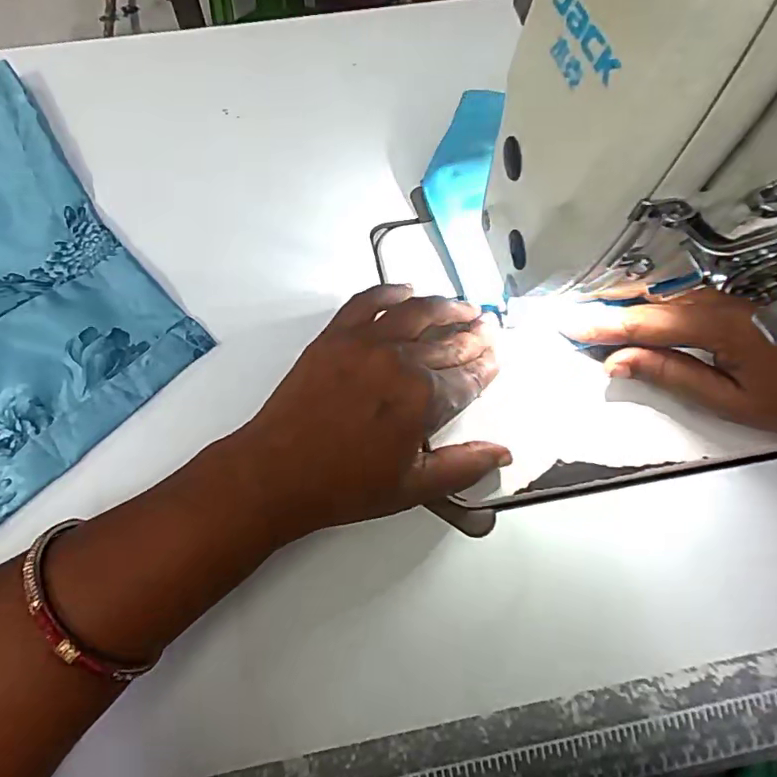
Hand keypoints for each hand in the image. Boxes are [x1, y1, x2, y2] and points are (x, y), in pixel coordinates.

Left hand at [226, 285, 509, 536]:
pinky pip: (368, 301)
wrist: (277, 473)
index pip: (468, 377)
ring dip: (445, 306)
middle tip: (487, 329)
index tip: (494, 359)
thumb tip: (500, 453)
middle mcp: (398, 362)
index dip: (486, 367)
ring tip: (463, 306)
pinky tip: (405, 290)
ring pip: (417, 312)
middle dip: (474, 335)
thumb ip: (463, 467)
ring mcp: (365, 343)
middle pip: (448, 342)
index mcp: (422, 400)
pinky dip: (389, 291)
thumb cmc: (340, 484)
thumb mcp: (413, 487)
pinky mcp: (335, 337)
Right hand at [558, 289, 776, 486]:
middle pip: (662, 300)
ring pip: (687, 292)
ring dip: (650, 303)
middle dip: (619, 309)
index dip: (603, 324)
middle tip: (583, 317)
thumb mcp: (733, 399)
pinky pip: (713, 290)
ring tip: (616, 314)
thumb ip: (672, 373)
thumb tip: (618, 361)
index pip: (644, 322)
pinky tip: (669, 308)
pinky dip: (682, 300)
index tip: (567, 323)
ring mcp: (756, 283)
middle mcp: (731, 293)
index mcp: (718, 322)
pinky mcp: (774, 283)